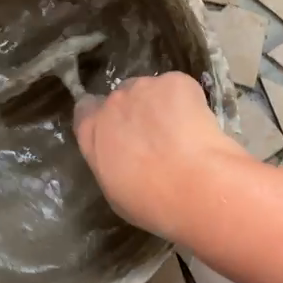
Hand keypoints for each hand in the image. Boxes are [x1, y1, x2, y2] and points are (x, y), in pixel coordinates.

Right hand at [73, 72, 245, 238]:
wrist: (194, 186)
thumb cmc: (151, 202)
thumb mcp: (114, 189)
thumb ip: (109, 159)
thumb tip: (120, 151)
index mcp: (92, 130)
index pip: (86, 110)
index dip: (101, 118)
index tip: (117, 131)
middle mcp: (114, 101)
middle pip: (122, 98)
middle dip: (135, 112)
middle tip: (156, 137)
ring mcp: (146, 86)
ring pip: (151, 90)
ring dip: (161, 105)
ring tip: (181, 132)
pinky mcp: (177, 80)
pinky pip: (178, 87)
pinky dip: (187, 101)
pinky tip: (197, 125)